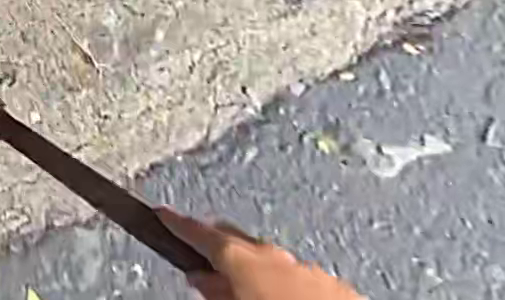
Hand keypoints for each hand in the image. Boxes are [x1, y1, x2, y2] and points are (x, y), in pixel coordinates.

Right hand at [158, 209, 362, 299]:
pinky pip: (306, 277)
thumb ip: (211, 290)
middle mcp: (270, 253)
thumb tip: (200, 278)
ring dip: (260, 269)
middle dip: (220, 246)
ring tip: (257, 292)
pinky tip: (291, 299)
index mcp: (236, 254)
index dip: (172, 221)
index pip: (192, 228)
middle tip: (209, 264)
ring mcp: (310, 270)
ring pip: (272, 258)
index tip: (161, 214)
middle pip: (232, 237)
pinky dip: (292, 284)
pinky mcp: (343, 289)